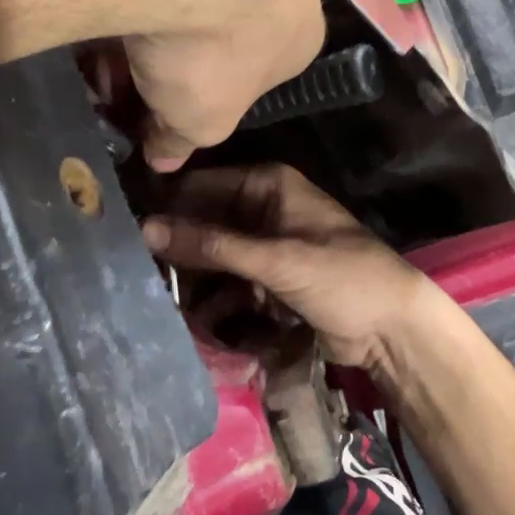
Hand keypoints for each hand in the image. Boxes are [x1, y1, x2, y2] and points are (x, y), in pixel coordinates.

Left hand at [43, 0, 323, 170]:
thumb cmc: (210, 40)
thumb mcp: (197, 115)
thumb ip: (181, 137)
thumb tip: (165, 158)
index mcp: (297, 26)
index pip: (248, 63)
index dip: (196, 82)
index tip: (144, 92)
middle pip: (216, 0)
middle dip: (164, 32)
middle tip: (106, 50)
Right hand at [141, 165, 434, 372]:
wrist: (392, 329)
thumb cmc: (341, 278)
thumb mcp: (275, 258)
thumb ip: (211, 245)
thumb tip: (145, 229)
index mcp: (268, 186)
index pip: (201, 186)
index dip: (166, 207)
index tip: (123, 231)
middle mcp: (262, 209)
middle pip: (203, 223)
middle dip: (175, 249)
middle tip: (134, 273)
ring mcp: (264, 247)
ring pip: (211, 257)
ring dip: (190, 280)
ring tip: (156, 300)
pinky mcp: (267, 281)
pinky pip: (227, 284)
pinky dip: (211, 300)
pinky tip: (188, 318)